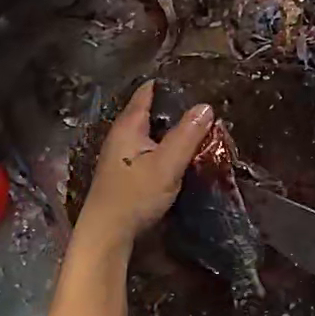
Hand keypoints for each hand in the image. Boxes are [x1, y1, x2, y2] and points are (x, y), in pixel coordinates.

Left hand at [76, 81, 213, 247]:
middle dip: (173, 110)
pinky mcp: (125, 174)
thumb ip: (187, 135)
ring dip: (170, 132)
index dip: (166, 85)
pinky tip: (179, 157)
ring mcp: (120, 157)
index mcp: (128, 127)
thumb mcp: (167, 164)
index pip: (146, 94)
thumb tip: (206, 107)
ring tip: (197, 130)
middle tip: (202, 109)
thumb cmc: (135, 195)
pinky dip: (164, 149)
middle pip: (149, 114)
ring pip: (149, 135)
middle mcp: (121, 137)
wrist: (107, 233)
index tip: (190, 82)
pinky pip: (149, 151)